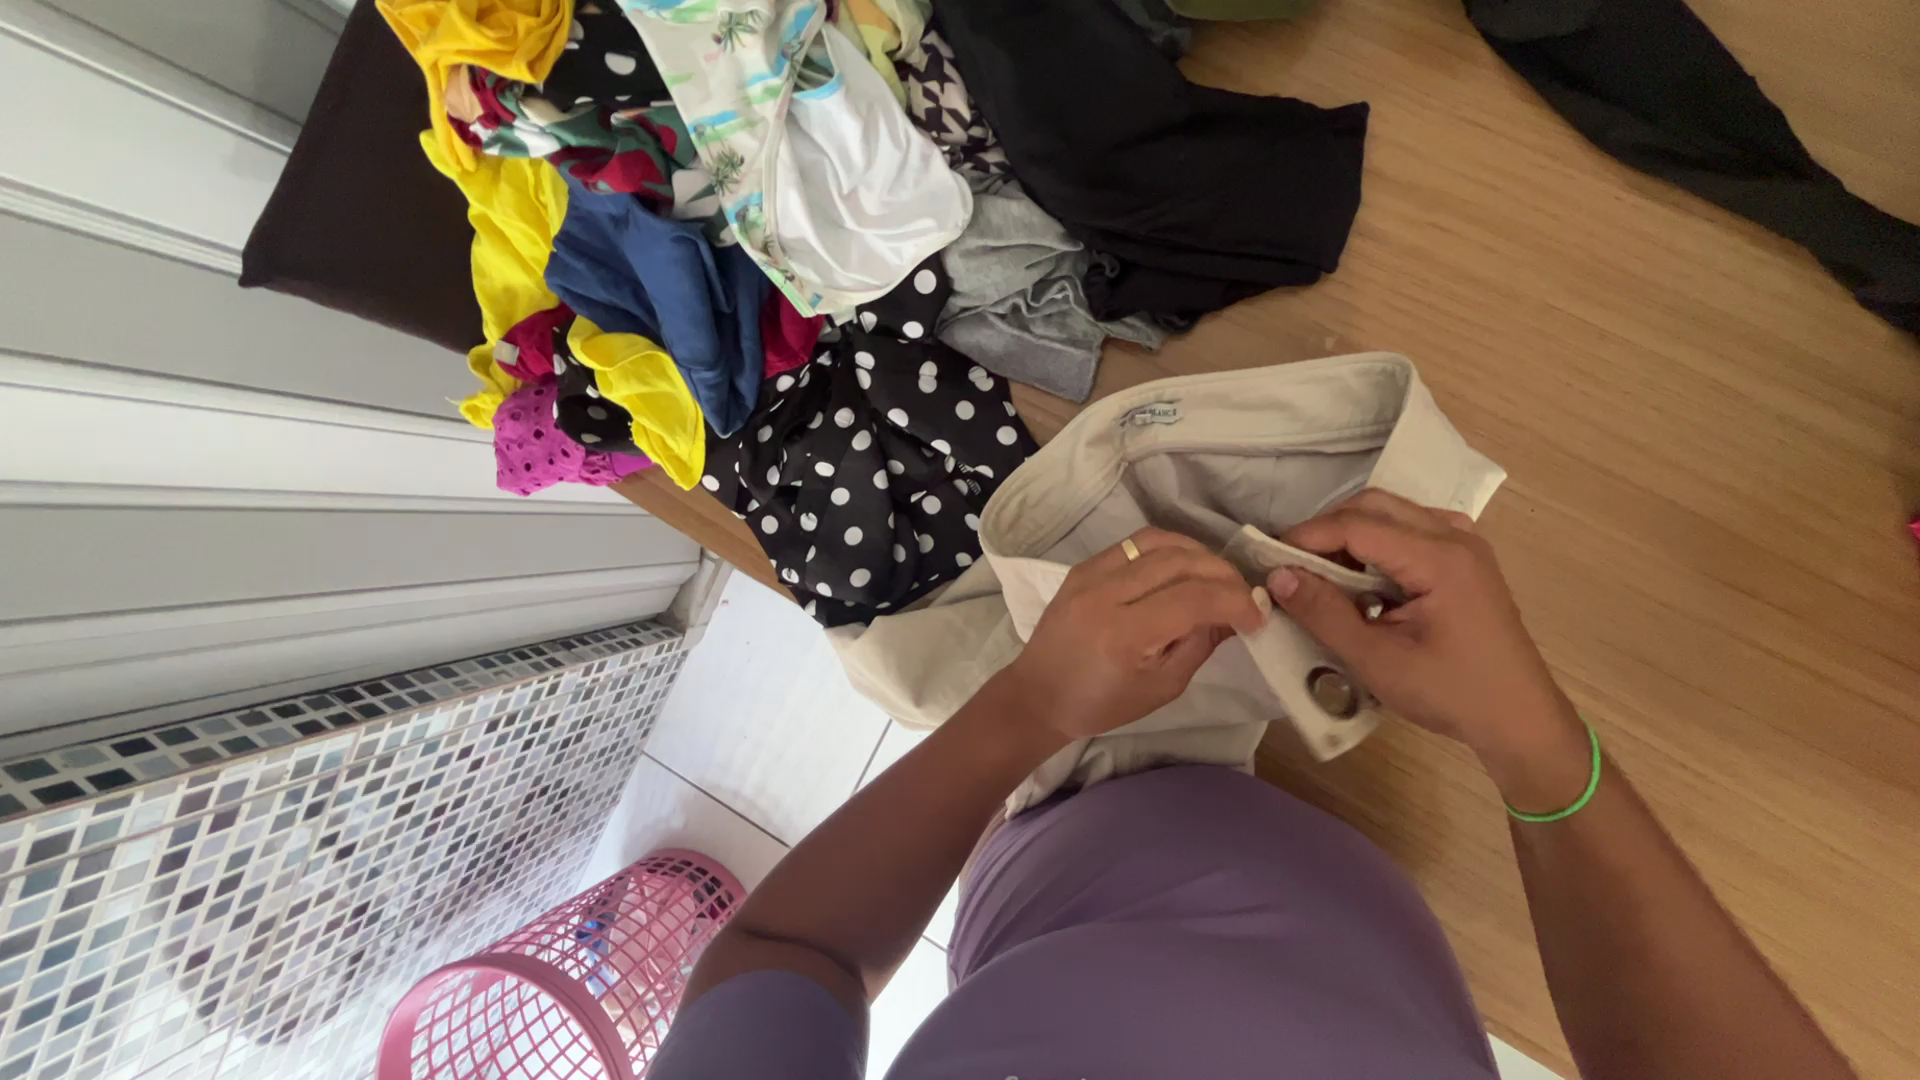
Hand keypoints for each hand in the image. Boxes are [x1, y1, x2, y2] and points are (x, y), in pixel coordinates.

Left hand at [999, 527, 1263, 741]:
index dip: (1235, 602)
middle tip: (1242, 594)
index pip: (1194, 598)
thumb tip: (1235, 615)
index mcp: (1124, 634)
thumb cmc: (1100, 703)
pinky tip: (1183, 567)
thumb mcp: (1161, 687)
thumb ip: (1199, 645)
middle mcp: (1105, 594)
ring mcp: (1089, 574)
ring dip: (1197, 553)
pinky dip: (1167, 549)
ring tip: (1217, 576)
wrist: (1038, 694)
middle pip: (1179, 561)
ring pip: (1157, 541)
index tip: (1257, 617)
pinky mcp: (1082, 567)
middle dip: (1223, 573)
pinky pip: (1133, 544)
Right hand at [1264, 491, 1585, 792]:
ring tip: (1320, 570)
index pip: (1357, 525)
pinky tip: (1360, 574)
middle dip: (1324, 529)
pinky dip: (1374, 540)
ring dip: (1348, 531)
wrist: (1519, 720)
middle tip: (1291, 563)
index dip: (1306, 537)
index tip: (1267, 560)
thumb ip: (1324, 613)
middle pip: (1373, 505)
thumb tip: (1277, 576)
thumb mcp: (1376, 659)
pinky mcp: (1463, 559)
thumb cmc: (1450, 693)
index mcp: (1440, 559)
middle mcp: (1455, 538)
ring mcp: (1464, 545)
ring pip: (1391, 512)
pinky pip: (1408, 528)